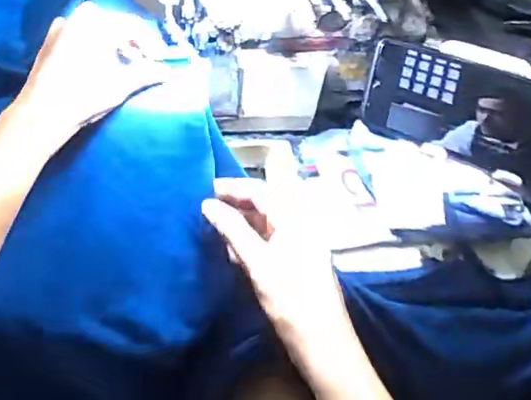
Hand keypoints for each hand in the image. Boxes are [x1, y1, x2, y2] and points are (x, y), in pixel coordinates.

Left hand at [5, 9, 161, 153]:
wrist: (38, 116)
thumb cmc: (83, 97)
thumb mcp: (122, 85)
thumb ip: (148, 73)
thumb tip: (169, 72)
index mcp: (98, 21)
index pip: (134, 26)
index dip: (150, 43)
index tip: (159, 60)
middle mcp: (79, 16)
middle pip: (116, 25)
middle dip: (132, 42)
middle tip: (143, 61)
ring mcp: (62, 26)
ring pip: (97, 28)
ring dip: (113, 42)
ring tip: (123, 63)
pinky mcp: (50, 39)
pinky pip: (79, 34)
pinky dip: (92, 44)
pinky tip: (97, 62)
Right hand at [201, 178, 351, 351]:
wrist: (324, 344)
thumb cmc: (292, 300)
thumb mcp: (259, 264)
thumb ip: (233, 231)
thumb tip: (207, 204)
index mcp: (295, 216)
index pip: (260, 190)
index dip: (233, 187)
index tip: (207, 187)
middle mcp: (299, 221)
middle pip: (264, 200)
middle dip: (236, 200)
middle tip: (208, 204)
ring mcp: (299, 240)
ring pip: (265, 219)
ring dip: (242, 219)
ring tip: (214, 223)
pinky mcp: (295, 258)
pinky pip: (269, 236)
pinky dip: (250, 237)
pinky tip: (231, 248)